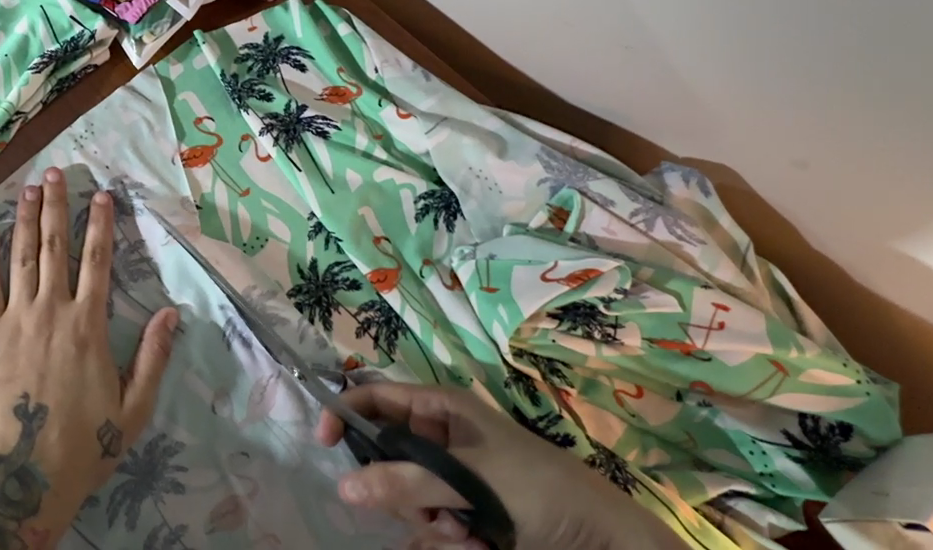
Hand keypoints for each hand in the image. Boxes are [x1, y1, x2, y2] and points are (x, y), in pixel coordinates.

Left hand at [0, 168, 180, 547]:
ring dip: (26, 219)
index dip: (100, 224)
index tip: (102, 194)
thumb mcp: (133, 407)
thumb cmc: (85, 443)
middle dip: (57, 206)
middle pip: (55, 247)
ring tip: (28, 188)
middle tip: (55, 173)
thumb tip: (174, 312)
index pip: (97, 261)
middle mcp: (52, 310)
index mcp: (89, 325)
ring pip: (22, 257)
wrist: (27, 475)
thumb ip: (153, 357)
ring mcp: (16, 318)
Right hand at [317, 383, 679, 549]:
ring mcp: (452, 475)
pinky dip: (443, 537)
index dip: (344, 413)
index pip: (372, 397)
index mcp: (437, 407)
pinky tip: (473, 546)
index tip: (324, 445)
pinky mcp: (465, 511)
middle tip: (426, 512)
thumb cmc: (537, 488)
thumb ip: (405, 483)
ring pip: (405, 493)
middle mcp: (439, 435)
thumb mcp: (469, 480)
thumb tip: (342, 487)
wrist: (607, 541)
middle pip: (384, 453)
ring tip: (462, 537)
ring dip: (425, 520)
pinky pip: (429, 521)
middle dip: (398, 488)